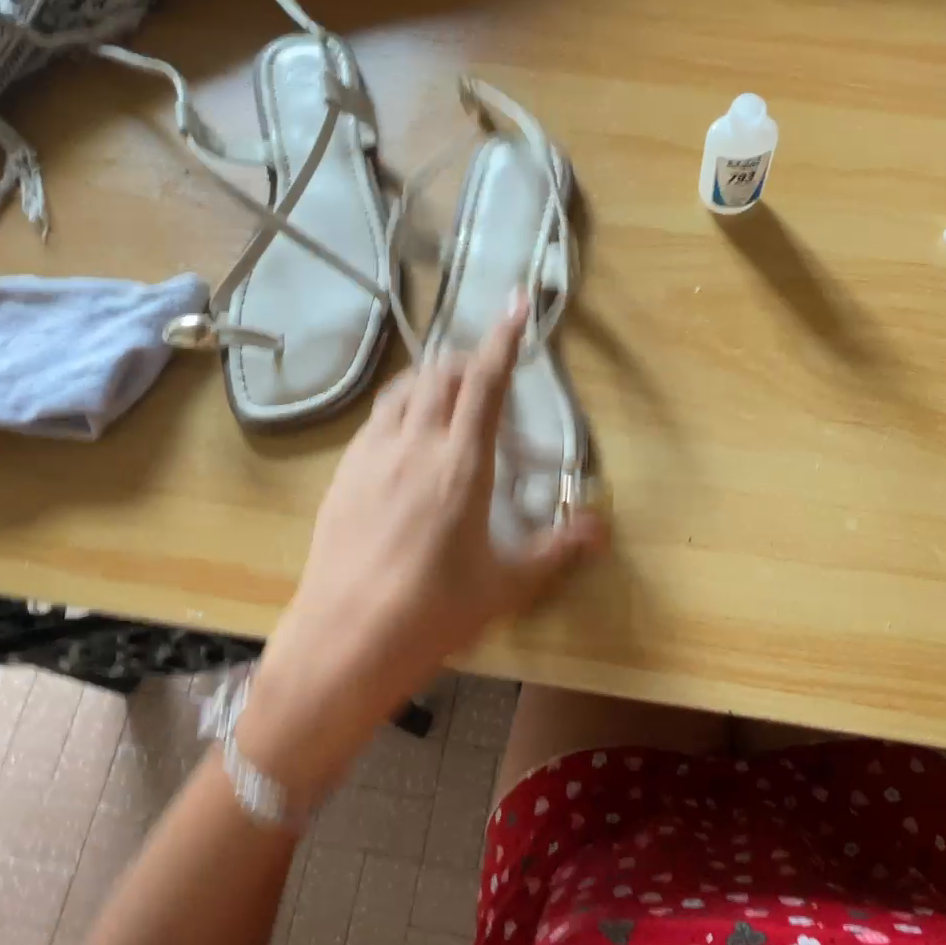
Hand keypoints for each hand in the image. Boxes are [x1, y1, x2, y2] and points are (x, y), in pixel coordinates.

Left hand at [242, 295, 605, 782]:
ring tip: (453, 395)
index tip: (516, 304)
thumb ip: (556, 550)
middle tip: (494, 372)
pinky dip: (402, 408)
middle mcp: (413, 445)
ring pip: (404, 390)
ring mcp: (371, 456)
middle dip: (471, 359)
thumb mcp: (506, 586)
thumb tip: (602, 528)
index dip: (503, 338)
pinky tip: (409, 440)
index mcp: (460, 463)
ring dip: (433, 378)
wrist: (343, 641)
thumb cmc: (432, 613)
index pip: (484, 382)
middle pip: (441, 374)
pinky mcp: (344, 475)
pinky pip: (377, 419)